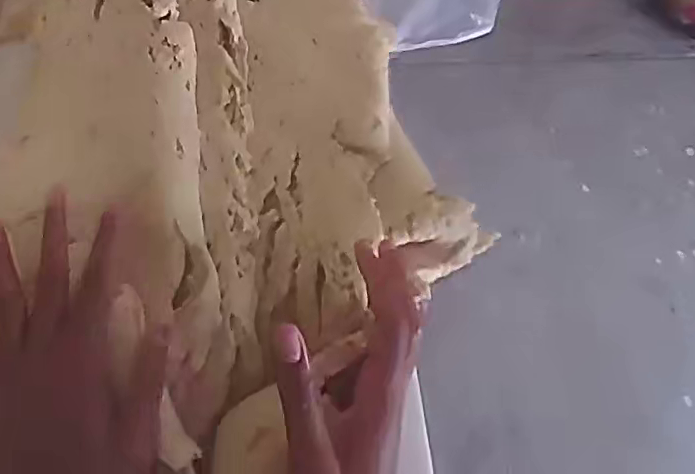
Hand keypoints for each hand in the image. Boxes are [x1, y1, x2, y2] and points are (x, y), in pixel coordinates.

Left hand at [0, 192, 171, 473]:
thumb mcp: (135, 431)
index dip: (106, 244)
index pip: (98, 284)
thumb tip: (163, 321)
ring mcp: (10, 369)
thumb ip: (148, 376)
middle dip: (53, 234)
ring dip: (0, 265)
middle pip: (49, 280)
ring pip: (4, 305)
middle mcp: (44, 348)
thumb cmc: (95, 468)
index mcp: (83, 350)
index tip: (112, 209)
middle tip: (54, 194)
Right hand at [273, 242, 424, 473]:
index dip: (387, 283)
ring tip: (378, 268)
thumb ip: (298, 390)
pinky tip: (365, 319)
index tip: (367, 249)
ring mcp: (388, 400)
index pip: (396, 325)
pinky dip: (385, 321)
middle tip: (378, 246)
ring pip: (405, 339)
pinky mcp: (378, 408)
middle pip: (410, 326)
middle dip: (398, 282)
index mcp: (382, 393)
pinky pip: (392, 352)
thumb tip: (284, 326)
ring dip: (395, 298)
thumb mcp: (309, 447)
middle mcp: (393, 391)